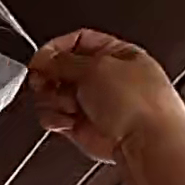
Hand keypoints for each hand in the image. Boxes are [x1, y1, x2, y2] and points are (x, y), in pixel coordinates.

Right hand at [28, 29, 184, 162]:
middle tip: (45, 81)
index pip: (77, 42)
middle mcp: (103, 79)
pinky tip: (68, 120)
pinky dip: (55, 119)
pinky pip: (54, 117)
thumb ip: (64, 60)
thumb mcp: (97, 67)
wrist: (144, 142)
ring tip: (68, 104)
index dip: (55, 49)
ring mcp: (91, 103)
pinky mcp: (80, 126)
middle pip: (61, 70)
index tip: (40, 59)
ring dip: (53, 100)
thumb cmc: (139, 104)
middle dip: (50, 76)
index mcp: (115, 55)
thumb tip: (44, 59)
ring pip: (54, 95)